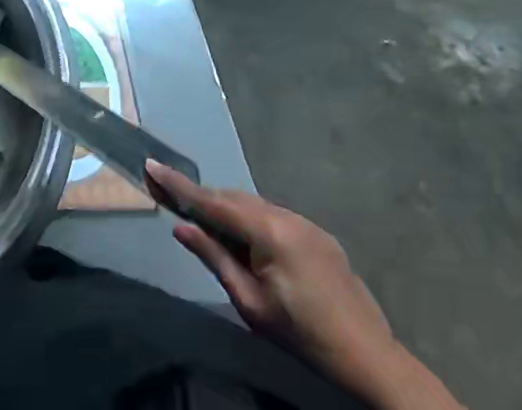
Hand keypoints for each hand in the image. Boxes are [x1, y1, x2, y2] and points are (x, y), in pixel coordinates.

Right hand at [147, 161, 397, 384]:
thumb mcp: (250, 303)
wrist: (368, 356)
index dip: (179, 185)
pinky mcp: (319, 235)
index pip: (214, 202)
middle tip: (172, 198)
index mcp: (269, 232)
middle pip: (234, 198)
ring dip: (228, 210)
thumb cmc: (301, 334)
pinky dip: (252, 220)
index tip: (152, 164)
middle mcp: (287, 216)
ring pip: (255, 205)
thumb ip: (215, 259)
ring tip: (208, 226)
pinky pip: (274, 216)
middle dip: (203, 197)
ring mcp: (307, 223)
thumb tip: (181, 227)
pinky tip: (247, 241)